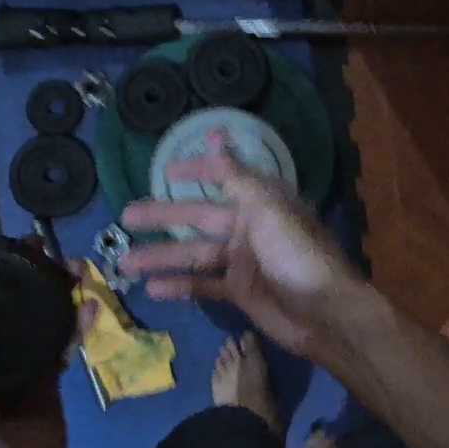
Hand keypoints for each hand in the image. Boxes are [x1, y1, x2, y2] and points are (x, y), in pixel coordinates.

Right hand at [117, 129, 367, 359]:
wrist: (324, 313)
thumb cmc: (297, 254)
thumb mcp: (266, 209)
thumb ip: (236, 175)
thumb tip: (217, 134)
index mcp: (260, 201)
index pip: (224, 176)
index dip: (198, 169)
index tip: (167, 169)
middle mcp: (249, 226)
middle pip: (198, 217)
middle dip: (162, 216)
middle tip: (125, 216)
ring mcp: (243, 261)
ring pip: (194, 253)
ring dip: (160, 256)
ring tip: (124, 261)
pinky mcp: (240, 292)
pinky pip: (204, 285)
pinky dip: (180, 286)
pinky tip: (151, 288)